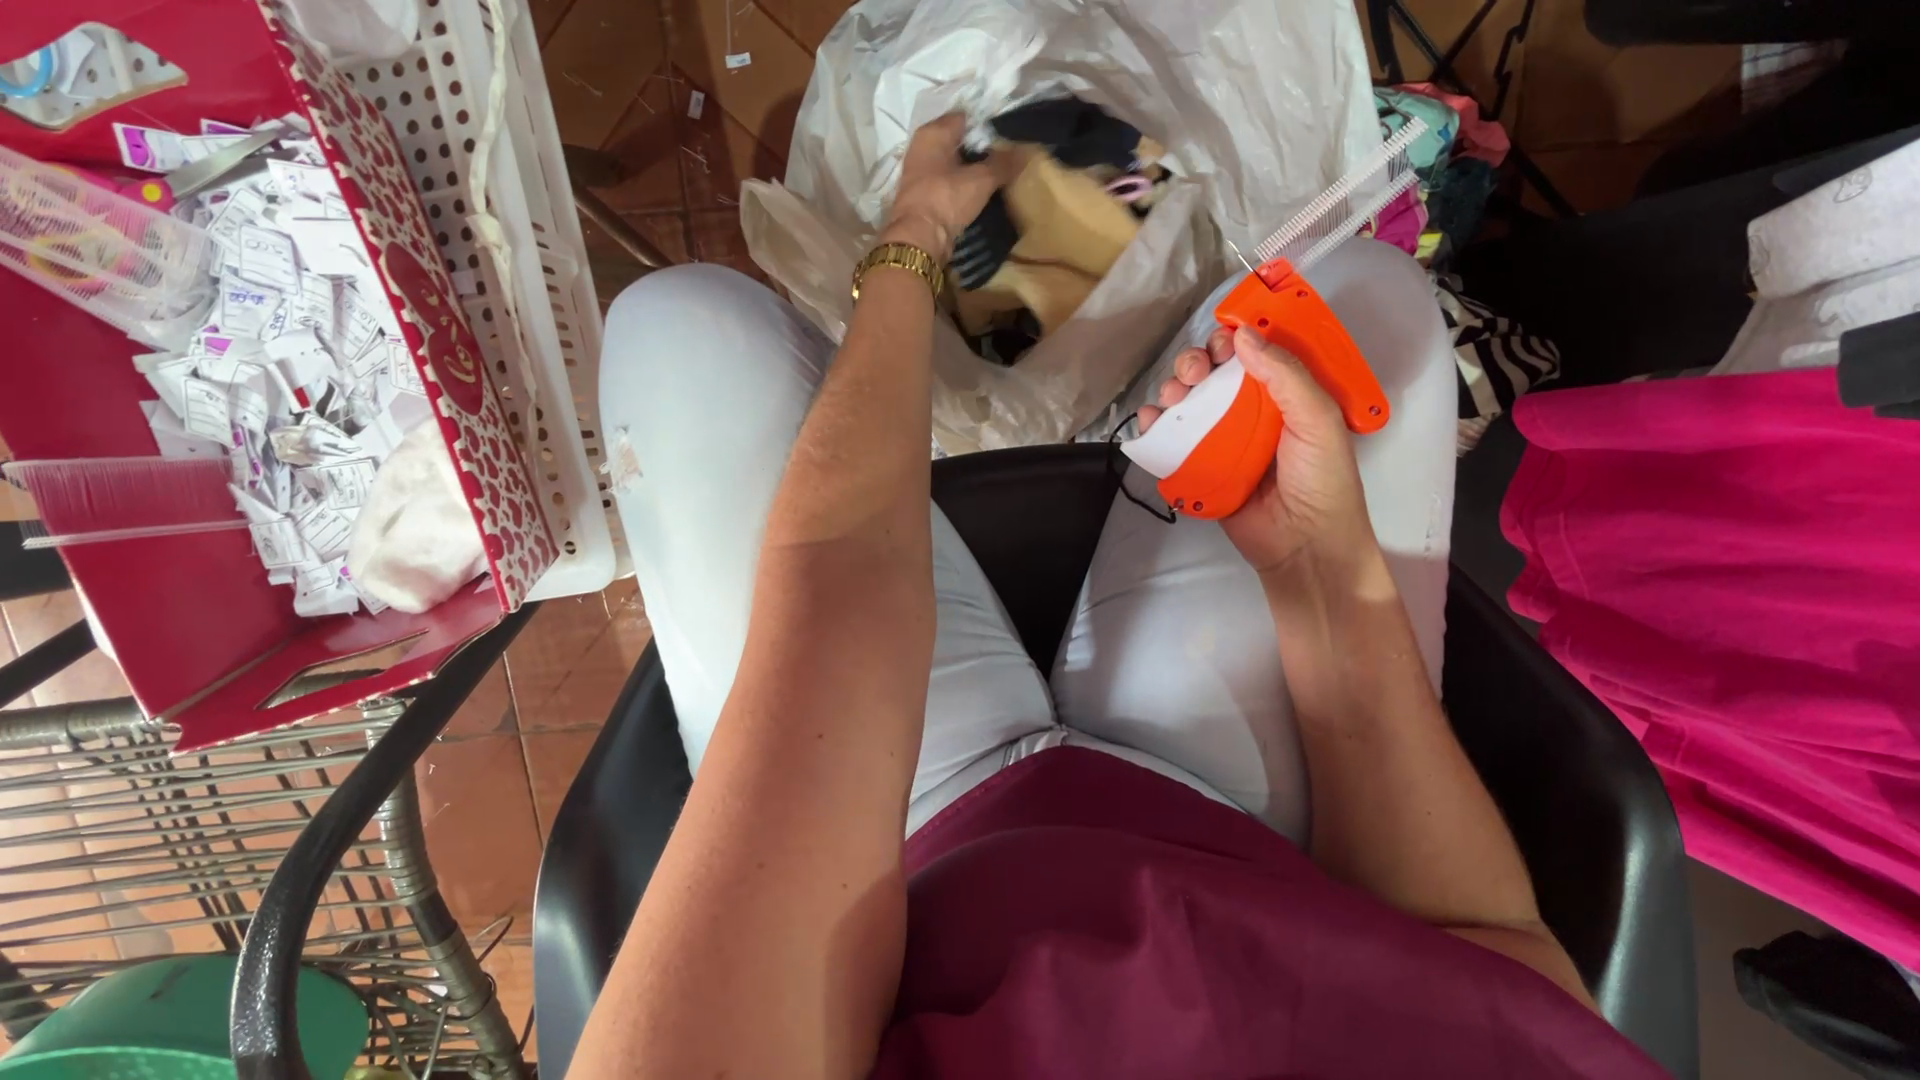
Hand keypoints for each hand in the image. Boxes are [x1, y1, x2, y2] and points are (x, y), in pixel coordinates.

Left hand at [880, 113, 1004, 260]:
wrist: (918, 240)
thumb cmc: (946, 199)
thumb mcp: (981, 180)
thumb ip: (1003, 164)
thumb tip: (1026, 152)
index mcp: (933, 132)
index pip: (965, 117)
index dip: (987, 124)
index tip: (1008, 135)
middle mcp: (922, 147)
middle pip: (958, 140)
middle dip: (981, 148)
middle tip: (1007, 156)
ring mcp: (920, 172)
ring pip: (953, 163)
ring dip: (972, 169)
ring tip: (998, 175)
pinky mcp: (922, 195)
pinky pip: (948, 182)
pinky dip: (962, 185)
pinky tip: (980, 192)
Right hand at [1138, 325, 1375, 576]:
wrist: (1303, 546)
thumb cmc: (1321, 480)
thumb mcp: (1318, 419)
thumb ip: (1286, 375)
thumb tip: (1242, 335)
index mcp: (1281, 395)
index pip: (1250, 355)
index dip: (1233, 341)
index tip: (1222, 343)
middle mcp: (1247, 412)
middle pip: (1210, 374)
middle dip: (1194, 363)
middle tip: (1193, 373)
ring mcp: (1219, 440)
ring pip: (1186, 401)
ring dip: (1172, 389)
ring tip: (1173, 398)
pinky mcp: (1197, 467)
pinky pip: (1170, 440)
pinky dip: (1154, 426)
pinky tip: (1152, 422)